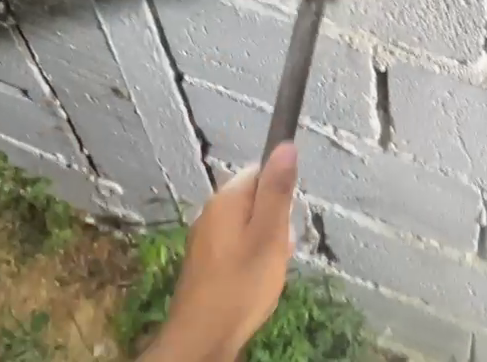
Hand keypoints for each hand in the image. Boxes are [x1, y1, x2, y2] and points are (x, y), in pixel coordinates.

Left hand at [142, 142, 298, 361]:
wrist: (200, 342)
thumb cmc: (241, 285)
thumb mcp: (269, 234)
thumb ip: (278, 189)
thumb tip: (285, 144)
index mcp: (226, 199)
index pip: (261, 171)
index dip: (280, 193)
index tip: (285, 221)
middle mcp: (211, 212)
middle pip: (255, 199)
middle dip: (274, 221)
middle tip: (278, 250)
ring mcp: (205, 238)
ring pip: (248, 225)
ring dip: (265, 242)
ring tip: (268, 270)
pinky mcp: (204, 263)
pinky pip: (236, 246)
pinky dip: (250, 259)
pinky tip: (254, 283)